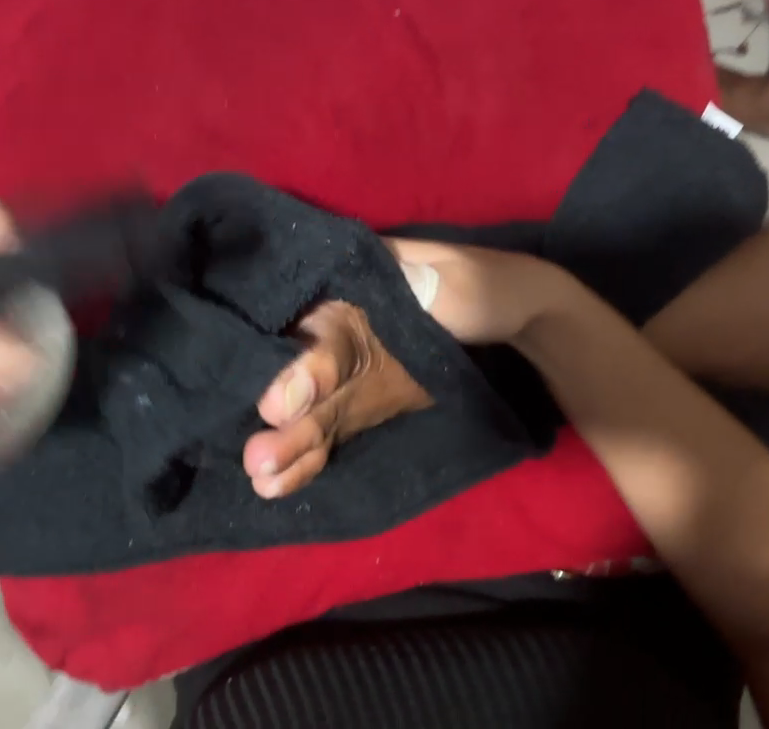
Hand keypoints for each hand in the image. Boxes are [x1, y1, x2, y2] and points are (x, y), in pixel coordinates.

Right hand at [239, 240, 569, 497]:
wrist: (510, 312)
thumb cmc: (478, 287)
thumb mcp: (455, 284)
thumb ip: (424, 296)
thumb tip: (392, 304)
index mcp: (355, 288)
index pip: (323, 329)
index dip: (304, 369)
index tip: (276, 407)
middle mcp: (340, 327)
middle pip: (309, 374)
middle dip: (286, 417)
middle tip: (257, 459)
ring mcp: (350, 370)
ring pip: (316, 407)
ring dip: (291, 444)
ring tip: (260, 479)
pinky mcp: (362, 402)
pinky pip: (331, 428)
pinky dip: (309, 457)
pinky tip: (277, 485)